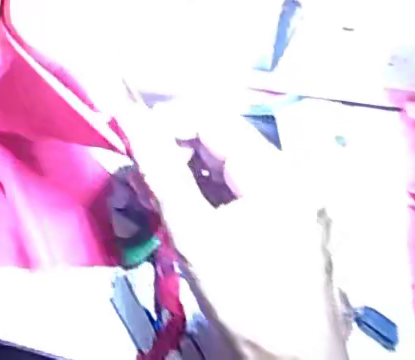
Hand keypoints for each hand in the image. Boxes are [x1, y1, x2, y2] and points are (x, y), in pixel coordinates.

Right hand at [115, 97, 348, 359]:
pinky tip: (172, 208)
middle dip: (167, 149)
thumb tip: (125, 114)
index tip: (130, 146)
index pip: (208, 118)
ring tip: (148, 195)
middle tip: (136, 175)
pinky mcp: (280, 222)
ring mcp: (288, 202)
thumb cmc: (244, 300)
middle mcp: (289, 179)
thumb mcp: (192, 230)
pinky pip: (229, 186)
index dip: (163, 123)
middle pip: (213, 137)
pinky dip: (197, 190)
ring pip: (217, 161)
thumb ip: (157, 165)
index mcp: (278, 175)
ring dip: (177, 170)